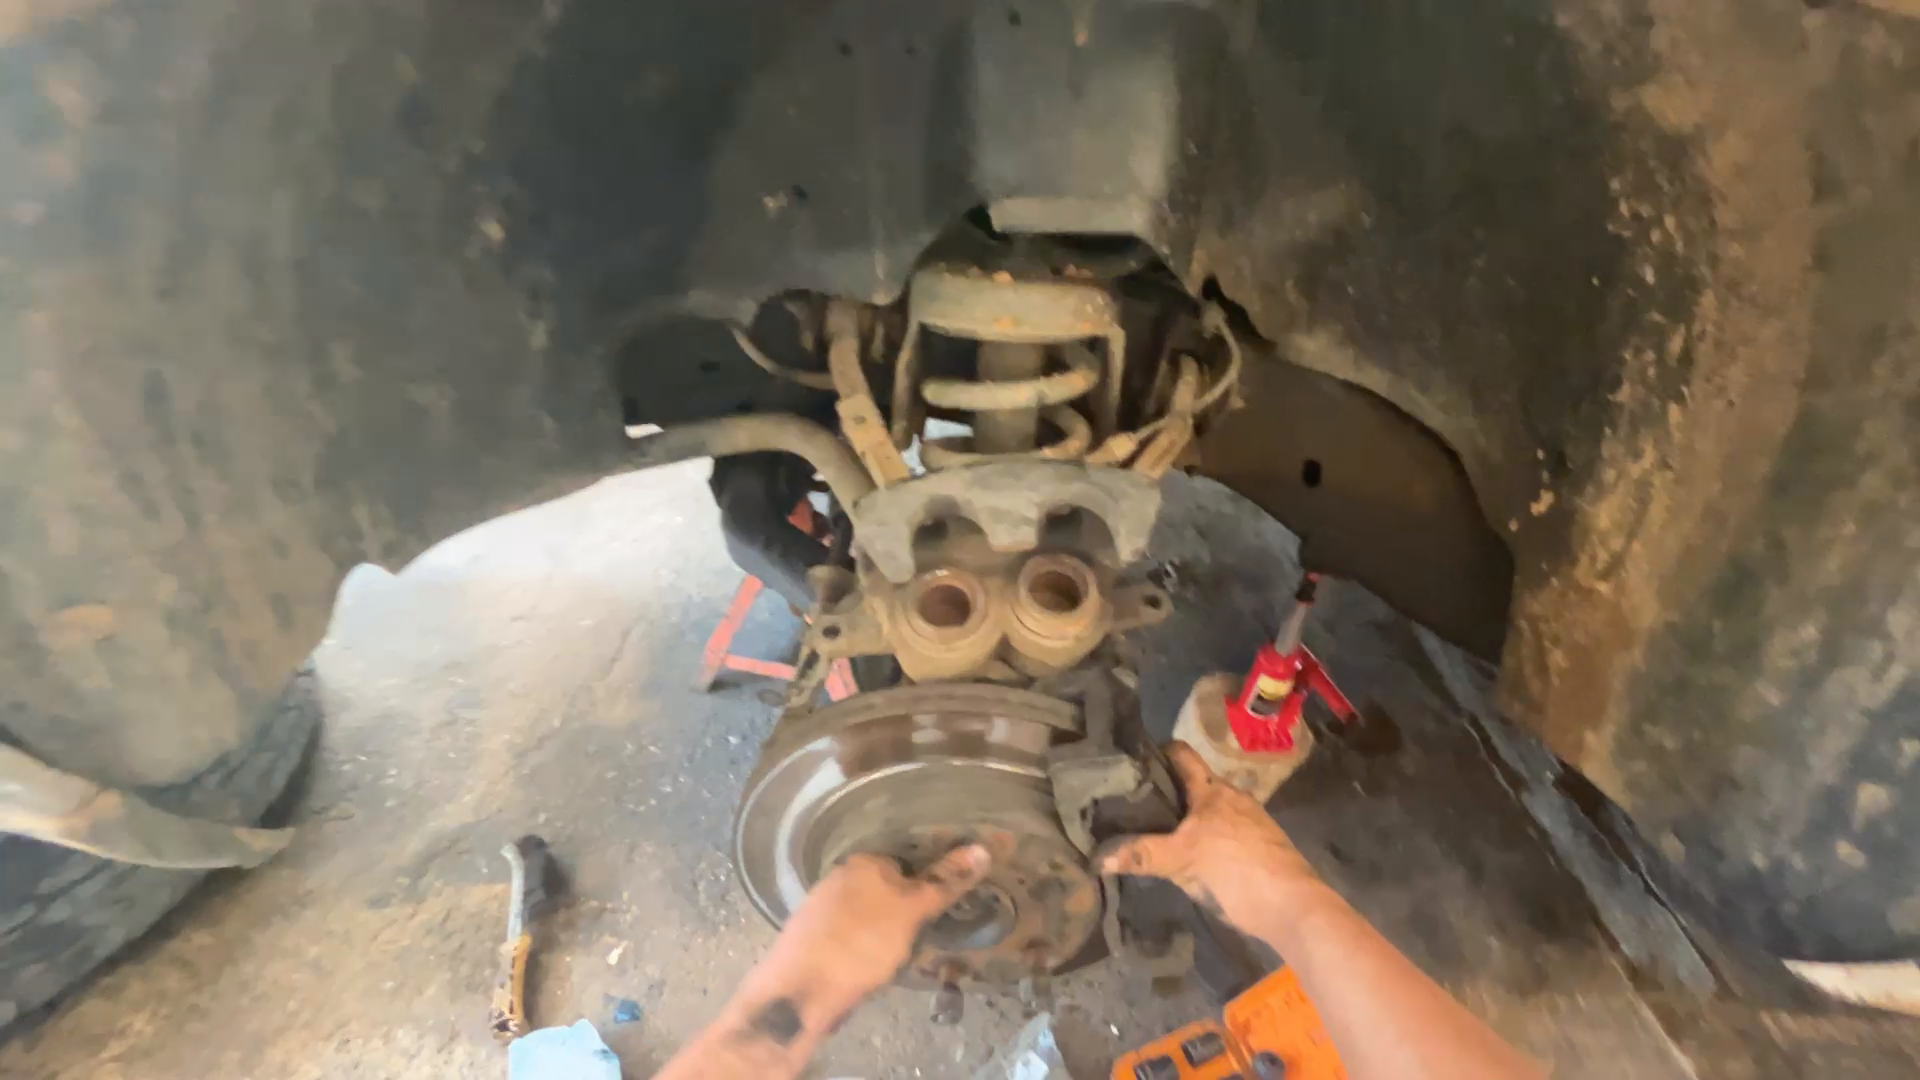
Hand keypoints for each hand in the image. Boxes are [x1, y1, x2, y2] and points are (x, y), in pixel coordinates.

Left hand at [756, 845, 991, 1020]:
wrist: (798, 991)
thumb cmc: (861, 944)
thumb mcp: (912, 912)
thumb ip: (944, 882)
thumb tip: (982, 848)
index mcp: (866, 860)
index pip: (905, 862)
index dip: (922, 888)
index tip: (931, 913)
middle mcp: (841, 872)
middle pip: (882, 885)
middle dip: (898, 907)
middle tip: (914, 937)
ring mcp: (820, 902)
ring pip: (863, 909)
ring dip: (877, 927)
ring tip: (889, 955)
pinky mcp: (808, 932)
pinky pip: (844, 930)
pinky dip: (857, 943)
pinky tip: (861, 965)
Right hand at [1098, 742, 1324, 937]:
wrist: (1297, 909)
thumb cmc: (1236, 871)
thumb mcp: (1181, 863)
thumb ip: (1142, 856)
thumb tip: (1097, 857)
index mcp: (1213, 790)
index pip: (1182, 755)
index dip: (1158, 751)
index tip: (1133, 760)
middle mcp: (1234, 797)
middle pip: (1196, 783)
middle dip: (1170, 790)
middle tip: (1137, 802)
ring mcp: (1253, 822)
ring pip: (1212, 809)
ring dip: (1190, 816)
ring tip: (1162, 830)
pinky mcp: (1264, 846)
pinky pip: (1227, 831)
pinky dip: (1209, 836)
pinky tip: (1197, 857)